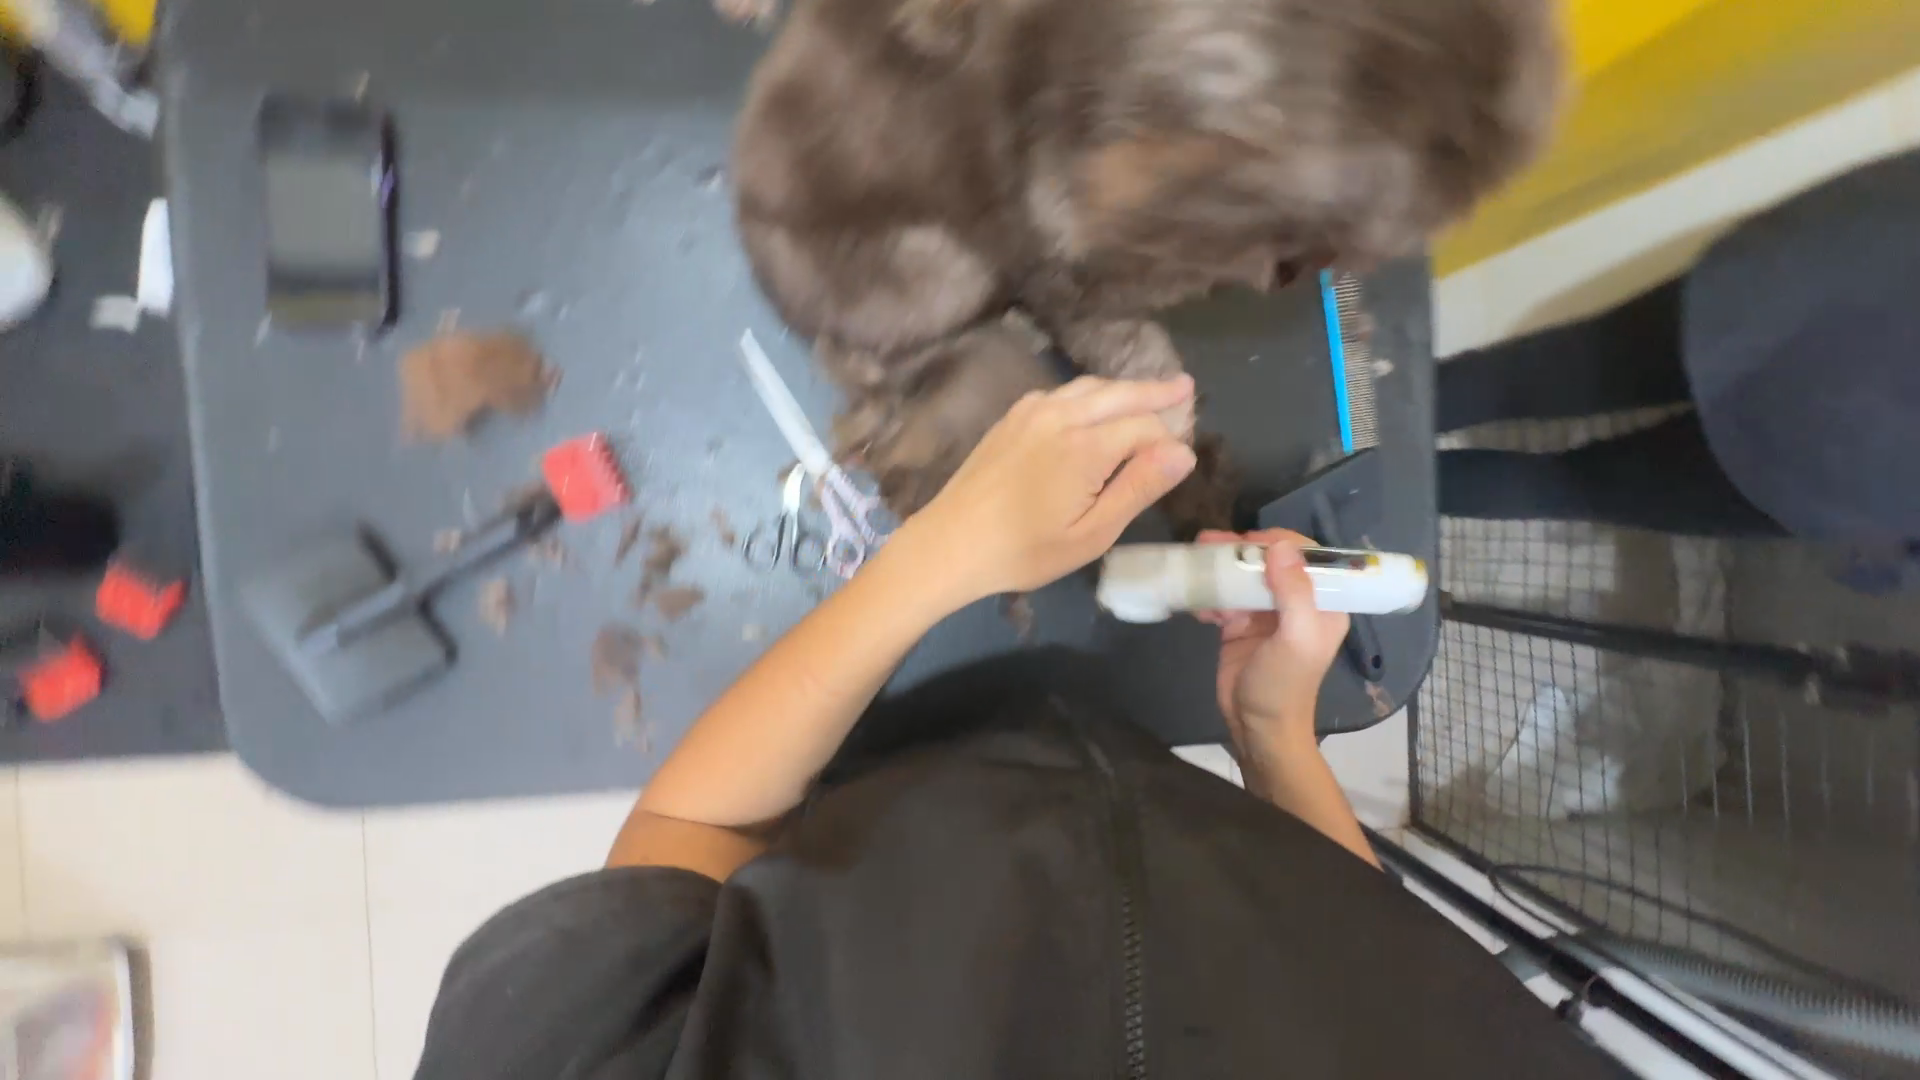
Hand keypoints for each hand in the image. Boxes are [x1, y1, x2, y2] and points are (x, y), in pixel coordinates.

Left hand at [894, 375, 1197, 604]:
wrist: (950, 543)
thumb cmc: (1024, 550)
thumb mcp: (1091, 534)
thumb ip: (1138, 488)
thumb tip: (1183, 452)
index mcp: (1085, 445)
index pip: (1145, 427)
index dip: (1168, 440)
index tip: (1181, 457)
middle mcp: (1060, 416)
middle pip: (1119, 393)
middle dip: (1155, 390)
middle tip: (1185, 385)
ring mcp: (1030, 412)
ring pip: (1088, 388)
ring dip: (1121, 389)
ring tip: (1148, 391)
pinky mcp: (1011, 418)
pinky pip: (1060, 394)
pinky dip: (1087, 394)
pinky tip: (1093, 406)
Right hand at [1194, 530, 1348, 752]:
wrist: (1255, 726)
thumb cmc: (1284, 685)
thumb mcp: (1298, 639)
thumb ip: (1294, 593)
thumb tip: (1280, 547)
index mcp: (1323, 603)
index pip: (1308, 557)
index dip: (1280, 542)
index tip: (1249, 542)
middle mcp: (1295, 602)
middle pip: (1269, 561)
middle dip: (1240, 550)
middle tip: (1210, 543)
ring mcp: (1263, 613)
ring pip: (1242, 575)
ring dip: (1218, 567)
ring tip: (1194, 559)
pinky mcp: (1237, 623)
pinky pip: (1221, 596)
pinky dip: (1207, 594)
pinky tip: (1195, 602)